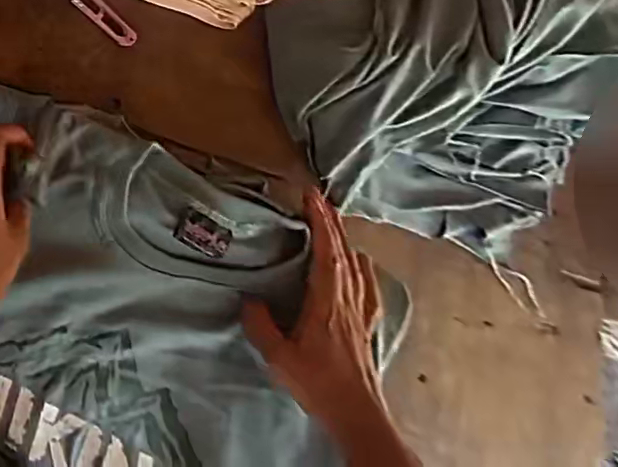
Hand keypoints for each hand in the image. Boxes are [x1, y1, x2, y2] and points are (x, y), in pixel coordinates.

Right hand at [243, 187, 387, 441]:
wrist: (359, 420)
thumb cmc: (318, 385)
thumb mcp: (278, 356)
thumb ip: (260, 323)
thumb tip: (249, 297)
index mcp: (327, 303)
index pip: (327, 254)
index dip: (320, 222)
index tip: (311, 196)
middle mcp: (348, 302)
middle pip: (344, 253)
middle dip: (331, 222)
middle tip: (318, 197)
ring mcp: (362, 314)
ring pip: (358, 267)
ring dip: (344, 240)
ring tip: (333, 222)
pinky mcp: (367, 326)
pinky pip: (367, 285)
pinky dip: (361, 265)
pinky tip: (360, 263)